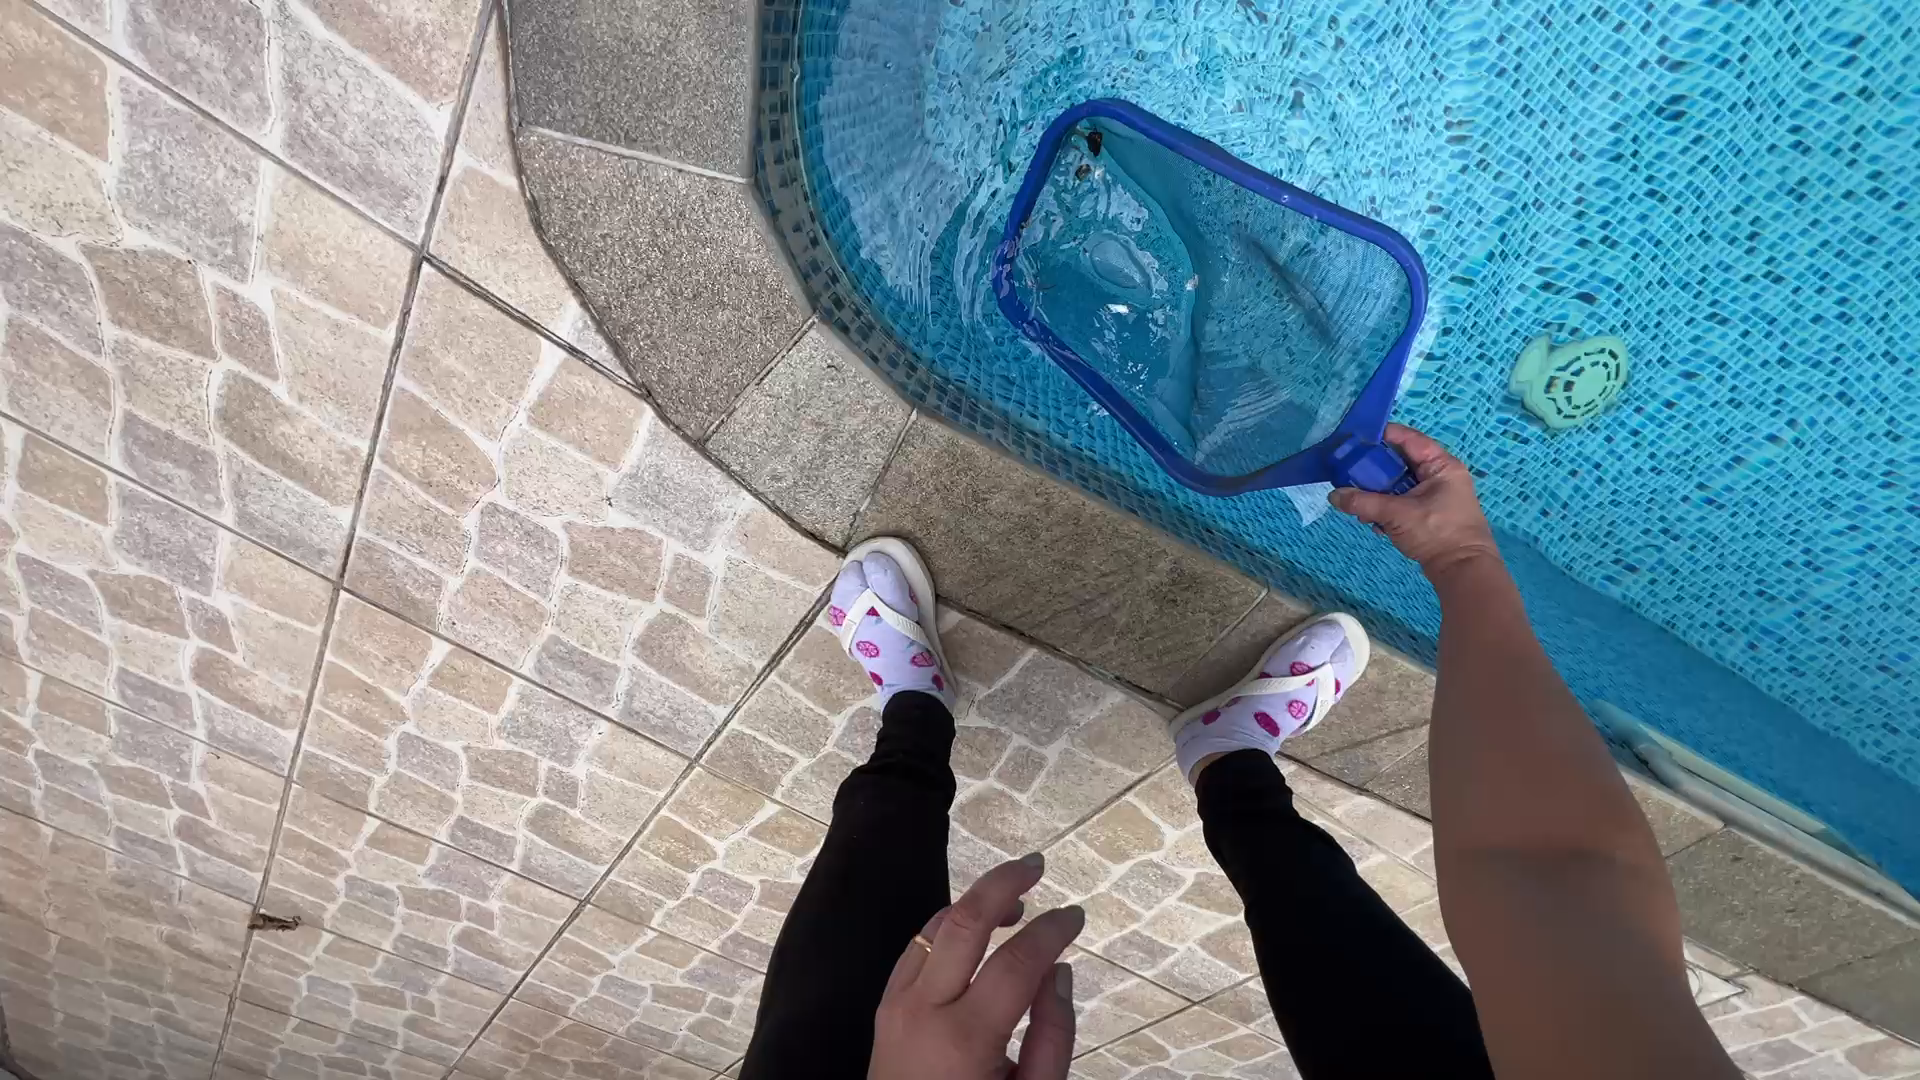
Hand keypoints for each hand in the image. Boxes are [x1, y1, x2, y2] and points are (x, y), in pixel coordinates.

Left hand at [868, 855, 1085, 1079]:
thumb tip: (1057, 968)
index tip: (1076, 915)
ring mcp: (896, 1002)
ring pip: (937, 923)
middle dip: (1005, 882)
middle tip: (1037, 864)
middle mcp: (924, 1008)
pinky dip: (949, 924)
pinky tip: (974, 928)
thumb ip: (1051, 1039)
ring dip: (977, 901)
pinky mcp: (883, 1003)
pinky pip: (917, 945)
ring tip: (1015, 898)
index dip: (1053, 929)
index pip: (1018, 961)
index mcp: (964, 1040)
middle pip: (967, 919)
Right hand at [1328, 423, 1499, 578]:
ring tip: (1358, 503)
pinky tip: (1372, 520)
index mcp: (1441, 466)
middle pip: (1398, 461)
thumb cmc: (1437, 533)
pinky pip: (1398, 499)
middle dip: (1372, 469)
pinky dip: (1383, 506)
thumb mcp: (1396, 515)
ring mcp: (1433, 494)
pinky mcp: (1426, 511)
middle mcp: (1438, 475)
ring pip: (1396, 482)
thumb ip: (1362, 503)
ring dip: (1375, 492)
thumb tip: (1333, 495)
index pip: (1409, 439)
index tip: (1354, 438)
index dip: (1382, 435)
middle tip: (1348, 472)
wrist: (1461, 569)